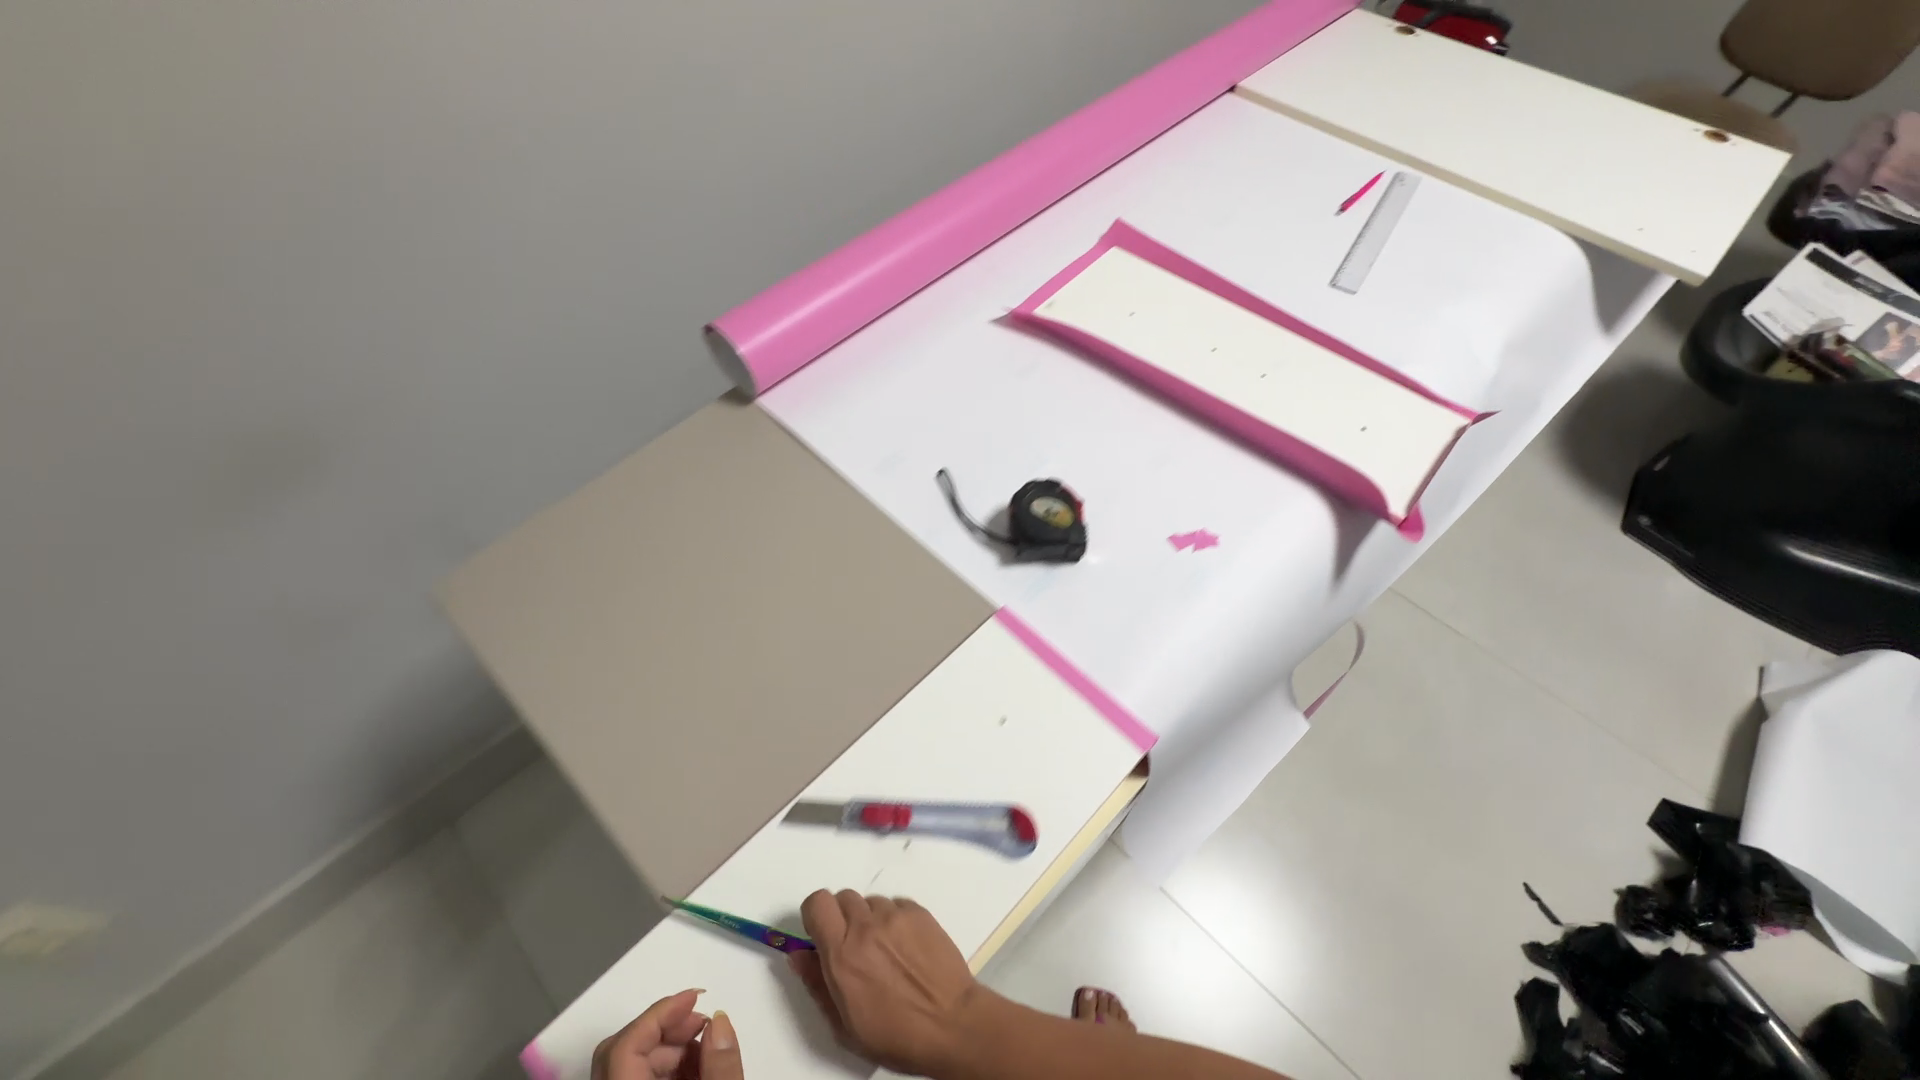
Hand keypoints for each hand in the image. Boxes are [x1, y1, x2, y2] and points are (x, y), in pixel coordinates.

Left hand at [593, 989, 744, 1079]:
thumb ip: (720, 1067)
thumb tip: (720, 1020)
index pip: (625, 1045)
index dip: (659, 1013)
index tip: (695, 994)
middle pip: (626, 1050)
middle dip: (668, 1030)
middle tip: (707, 1024)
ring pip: (634, 1065)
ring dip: (673, 1049)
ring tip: (710, 1051)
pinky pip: (639, 1079)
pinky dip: (669, 1068)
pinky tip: (698, 1070)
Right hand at [789, 890, 993, 1074]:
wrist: (951, 1024)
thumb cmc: (894, 1034)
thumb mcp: (844, 1024)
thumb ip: (817, 984)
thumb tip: (799, 955)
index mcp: (841, 954)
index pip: (816, 903)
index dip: (815, 915)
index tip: (822, 935)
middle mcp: (866, 927)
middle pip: (843, 897)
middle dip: (842, 918)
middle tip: (854, 947)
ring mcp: (896, 916)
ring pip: (871, 902)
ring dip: (870, 919)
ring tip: (885, 951)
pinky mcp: (920, 913)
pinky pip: (897, 905)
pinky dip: (895, 920)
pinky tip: (906, 946)